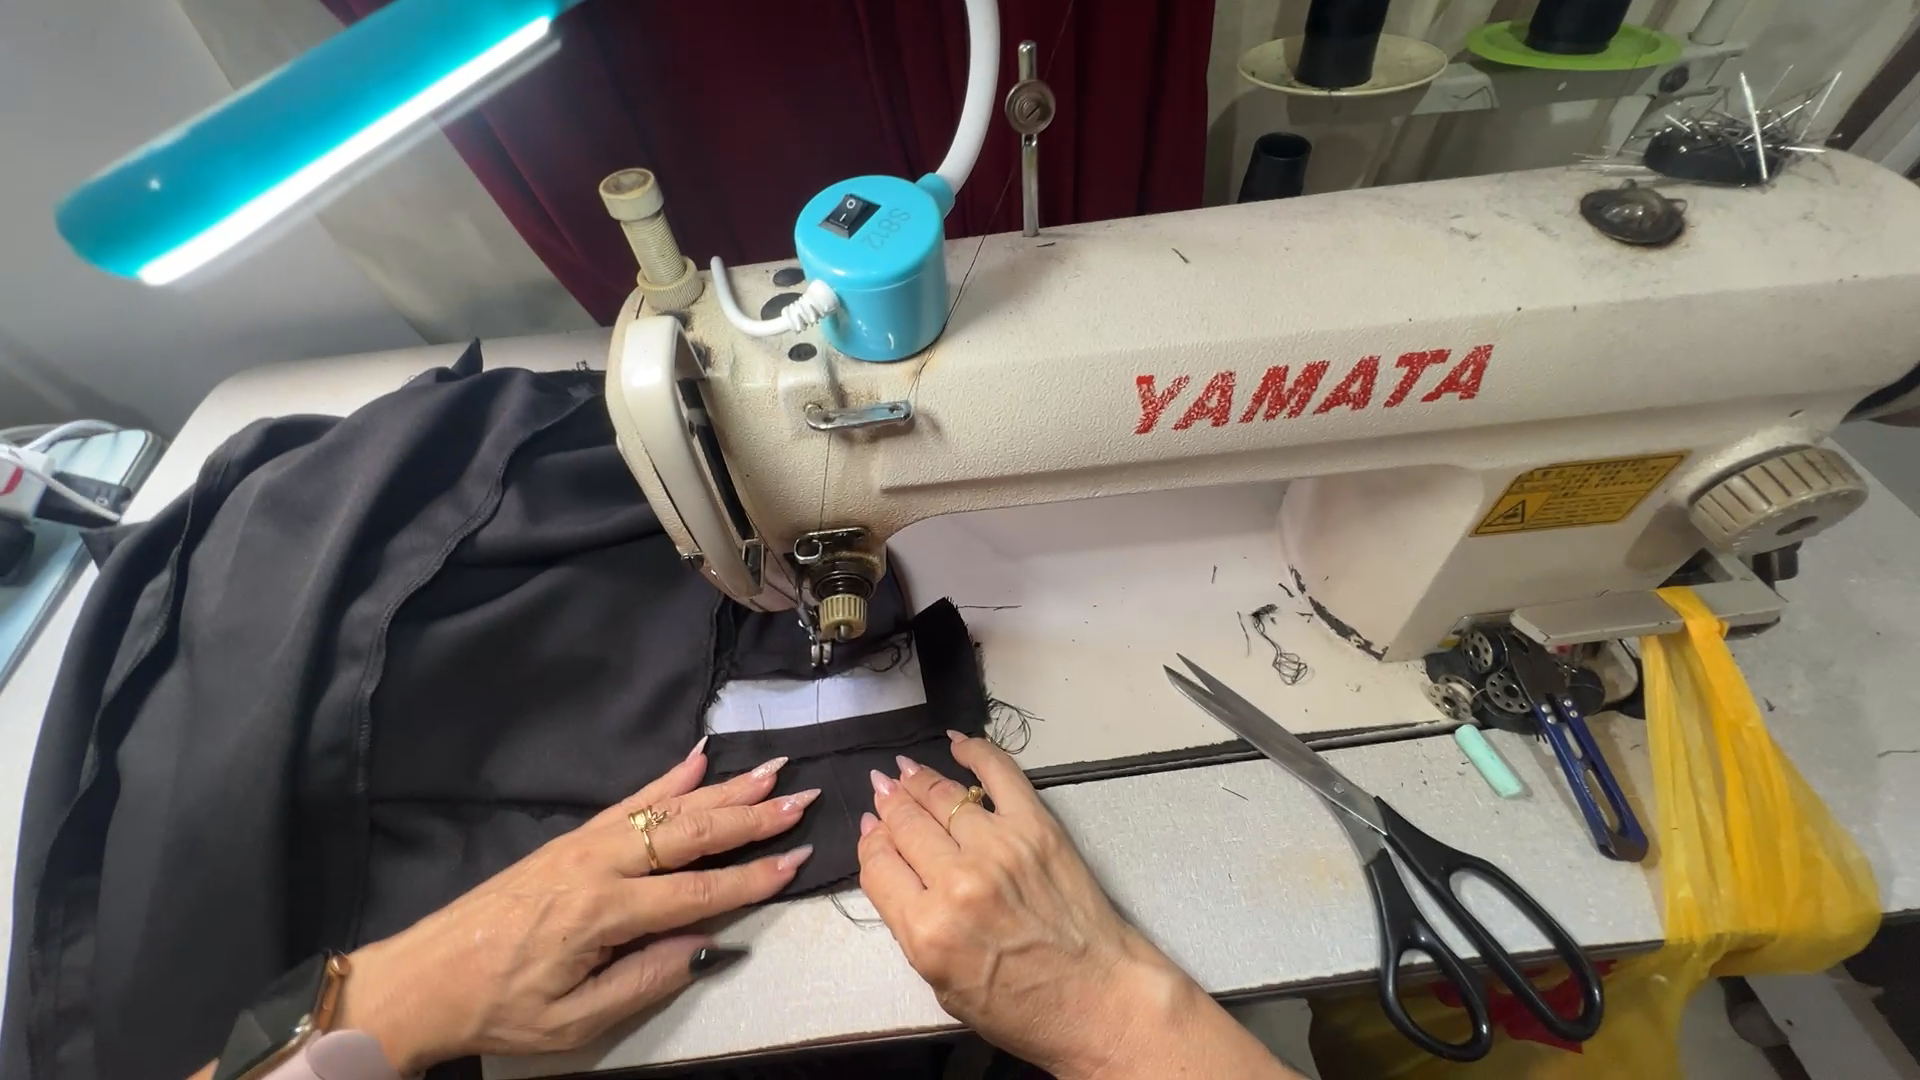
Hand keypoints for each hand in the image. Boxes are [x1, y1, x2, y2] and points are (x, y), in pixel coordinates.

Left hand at [335, 740, 813, 1072]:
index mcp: (604, 914)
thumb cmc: (500, 1008)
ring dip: (727, 787)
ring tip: (771, 769)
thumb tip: (710, 943)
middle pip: (694, 833)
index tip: (798, 858)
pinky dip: (672, 776)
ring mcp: (591, 840)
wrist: (424, 976)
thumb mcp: (571, 1023)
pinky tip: (701, 757)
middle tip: (799, 798)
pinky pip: (633, 798)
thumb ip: (645, 980)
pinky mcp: (578, 833)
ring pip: (672, 807)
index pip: (698, 891)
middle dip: (753, 816)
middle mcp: (604, 864)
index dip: (752, 877)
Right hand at [855, 732, 1190, 1076]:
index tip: (870, 825)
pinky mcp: (1036, 826)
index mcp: (927, 931)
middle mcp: (957, 882)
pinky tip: (957, 743)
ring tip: (908, 771)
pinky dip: (976, 750)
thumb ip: (908, 919)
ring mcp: (999, 847)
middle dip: (889, 802)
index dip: (869, 840)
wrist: (1099, 999)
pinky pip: (999, 772)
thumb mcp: (941, 984)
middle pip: (906, 823)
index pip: (878, 864)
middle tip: (883, 786)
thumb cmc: (1019, 1006)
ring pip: (943, 796)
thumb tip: (886, 856)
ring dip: (919, 780)